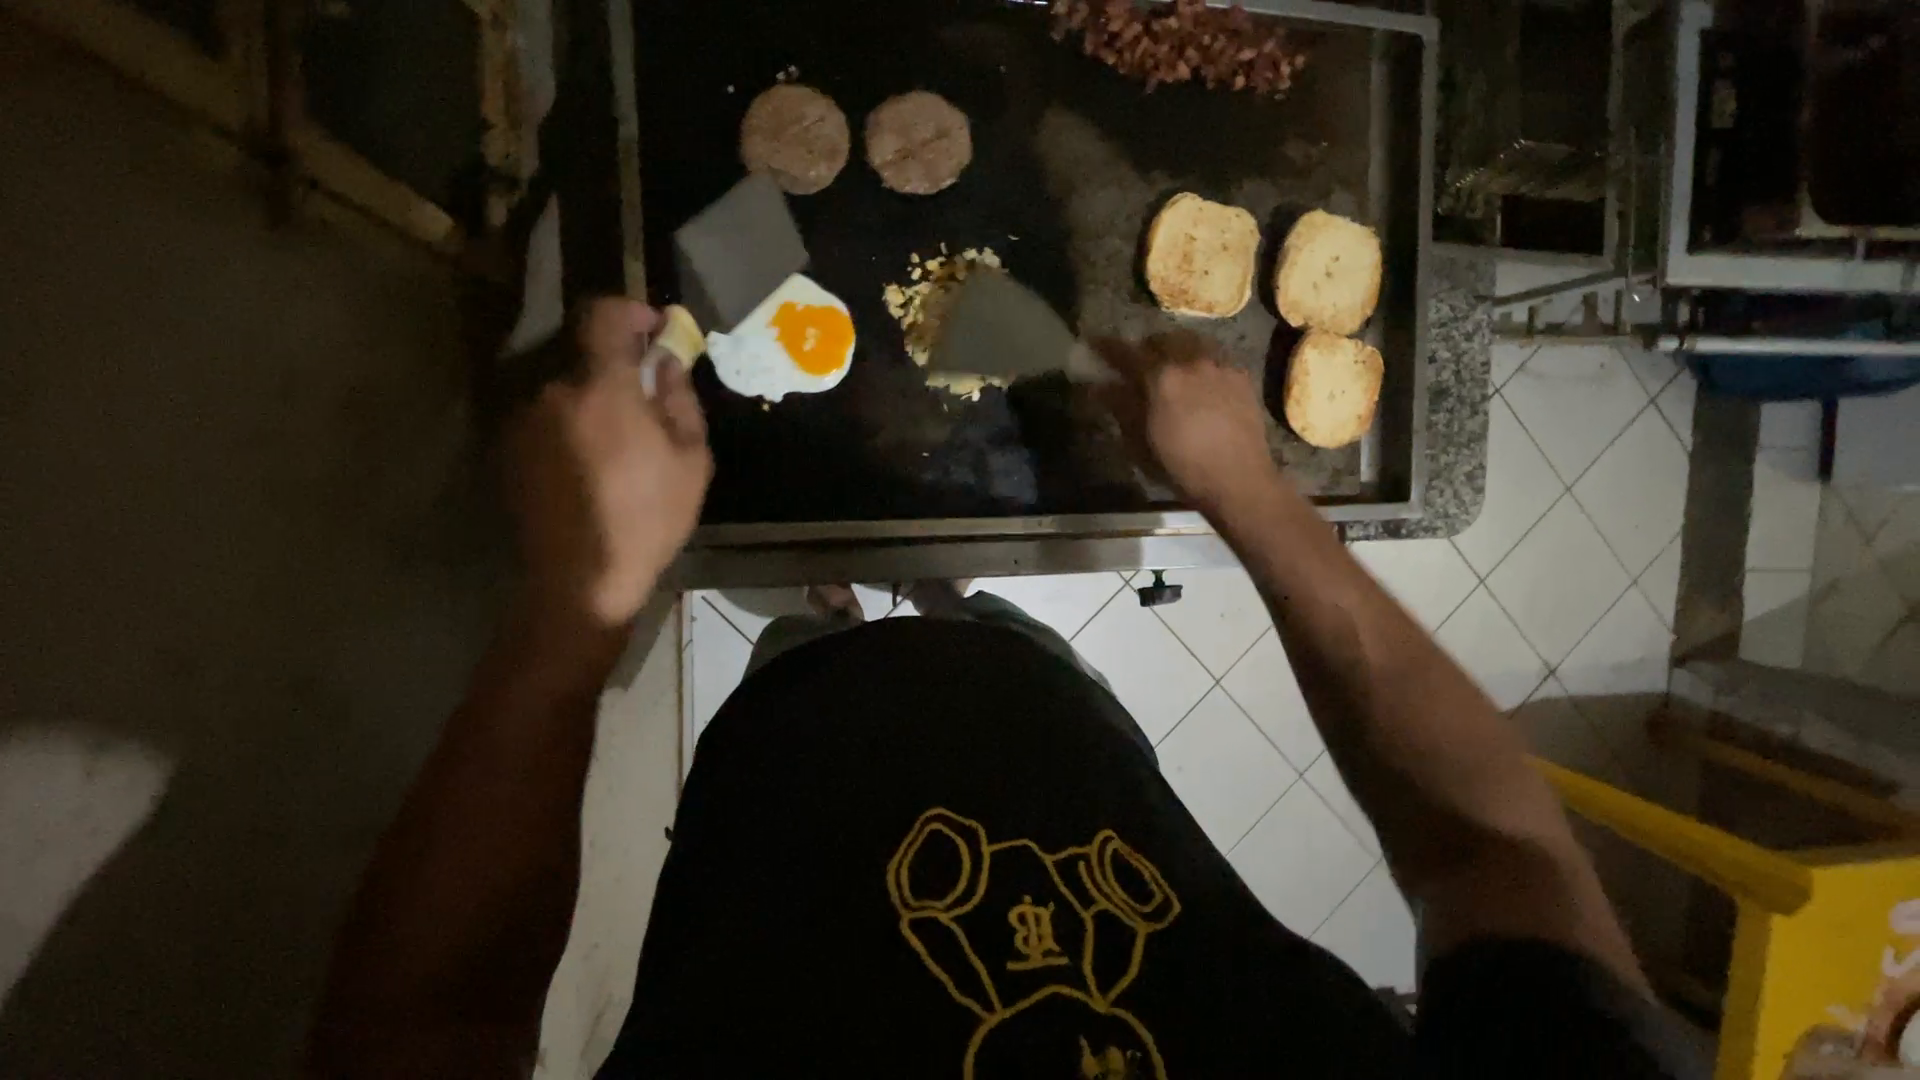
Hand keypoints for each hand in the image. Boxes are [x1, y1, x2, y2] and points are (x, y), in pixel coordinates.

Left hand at [505, 299, 711, 632]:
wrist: (580, 578)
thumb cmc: (649, 518)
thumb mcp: (691, 459)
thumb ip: (679, 398)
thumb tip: (666, 361)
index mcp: (601, 387)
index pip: (603, 315)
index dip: (631, 310)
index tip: (655, 328)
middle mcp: (552, 391)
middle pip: (586, 358)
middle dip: (618, 371)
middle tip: (648, 405)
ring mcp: (523, 421)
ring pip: (566, 392)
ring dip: (594, 403)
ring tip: (620, 449)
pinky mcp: (508, 450)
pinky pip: (547, 421)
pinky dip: (571, 429)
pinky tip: (591, 470)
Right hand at [1096, 330, 1283, 514]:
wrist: (1238, 479)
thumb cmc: (1182, 467)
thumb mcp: (1140, 442)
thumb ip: (1120, 407)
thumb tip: (1099, 386)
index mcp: (1161, 378)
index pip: (1126, 353)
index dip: (1107, 346)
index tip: (1094, 341)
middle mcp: (1191, 362)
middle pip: (1163, 339)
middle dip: (1146, 347)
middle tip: (1138, 361)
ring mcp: (1220, 366)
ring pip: (1193, 342)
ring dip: (1177, 348)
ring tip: (1172, 365)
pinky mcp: (1242, 376)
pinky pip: (1216, 358)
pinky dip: (1202, 362)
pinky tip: (1202, 381)